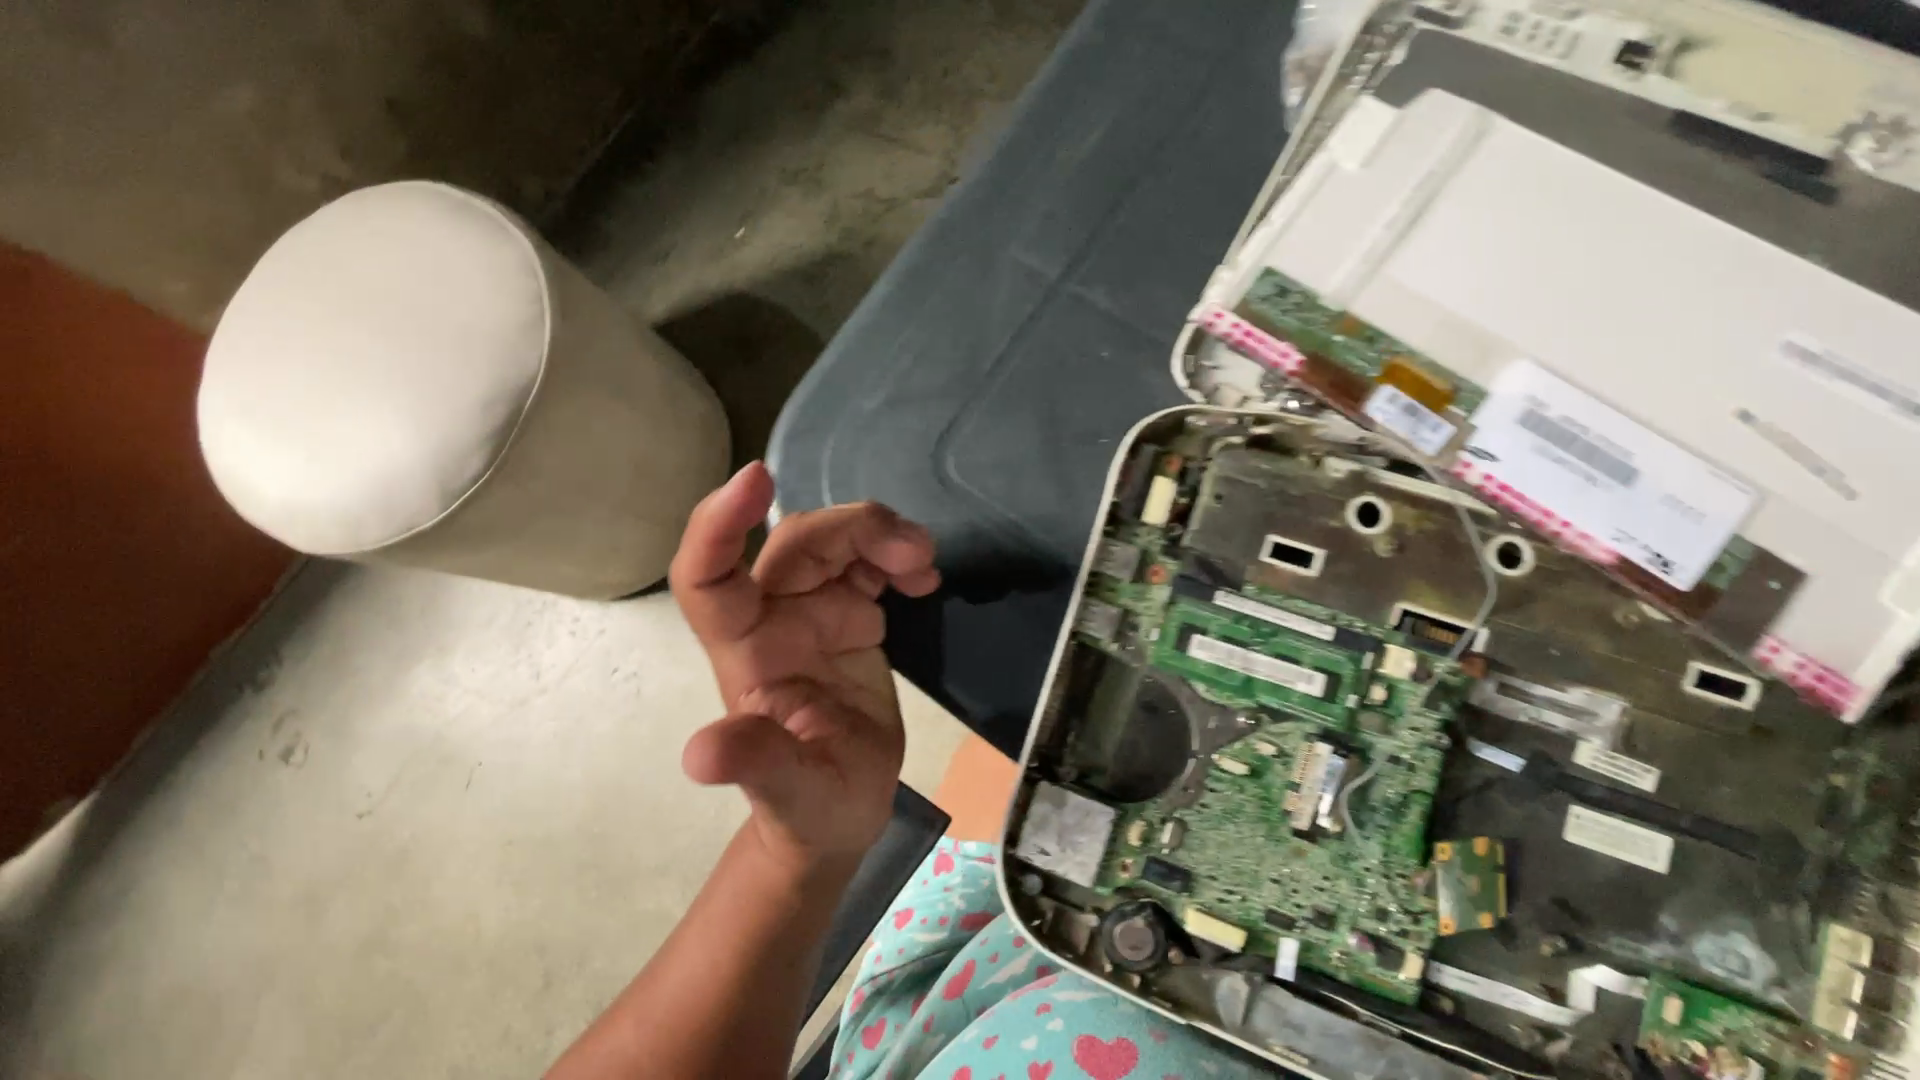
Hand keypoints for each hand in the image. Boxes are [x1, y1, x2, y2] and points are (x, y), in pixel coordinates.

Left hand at [669, 462, 940, 869]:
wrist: (845, 811)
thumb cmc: (809, 808)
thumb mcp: (793, 794)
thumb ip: (758, 764)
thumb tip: (701, 755)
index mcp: (745, 655)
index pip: (707, 578)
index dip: (718, 525)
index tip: (759, 478)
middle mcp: (770, 622)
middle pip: (795, 544)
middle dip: (852, 530)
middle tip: (915, 552)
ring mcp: (809, 615)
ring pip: (833, 543)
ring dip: (879, 536)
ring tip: (925, 563)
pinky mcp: (846, 616)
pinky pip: (865, 563)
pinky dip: (896, 557)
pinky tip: (924, 579)